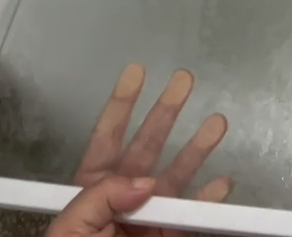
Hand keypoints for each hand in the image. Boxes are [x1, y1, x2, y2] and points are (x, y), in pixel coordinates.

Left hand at [43, 63, 232, 236]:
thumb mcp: (69, 233)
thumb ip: (100, 200)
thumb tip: (145, 181)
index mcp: (89, 196)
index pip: (105, 141)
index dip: (121, 105)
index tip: (136, 71)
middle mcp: (122, 203)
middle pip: (147, 148)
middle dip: (166, 112)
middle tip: (184, 80)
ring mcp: (148, 224)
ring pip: (178, 178)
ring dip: (197, 149)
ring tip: (217, 123)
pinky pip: (195, 219)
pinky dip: (211, 200)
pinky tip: (222, 183)